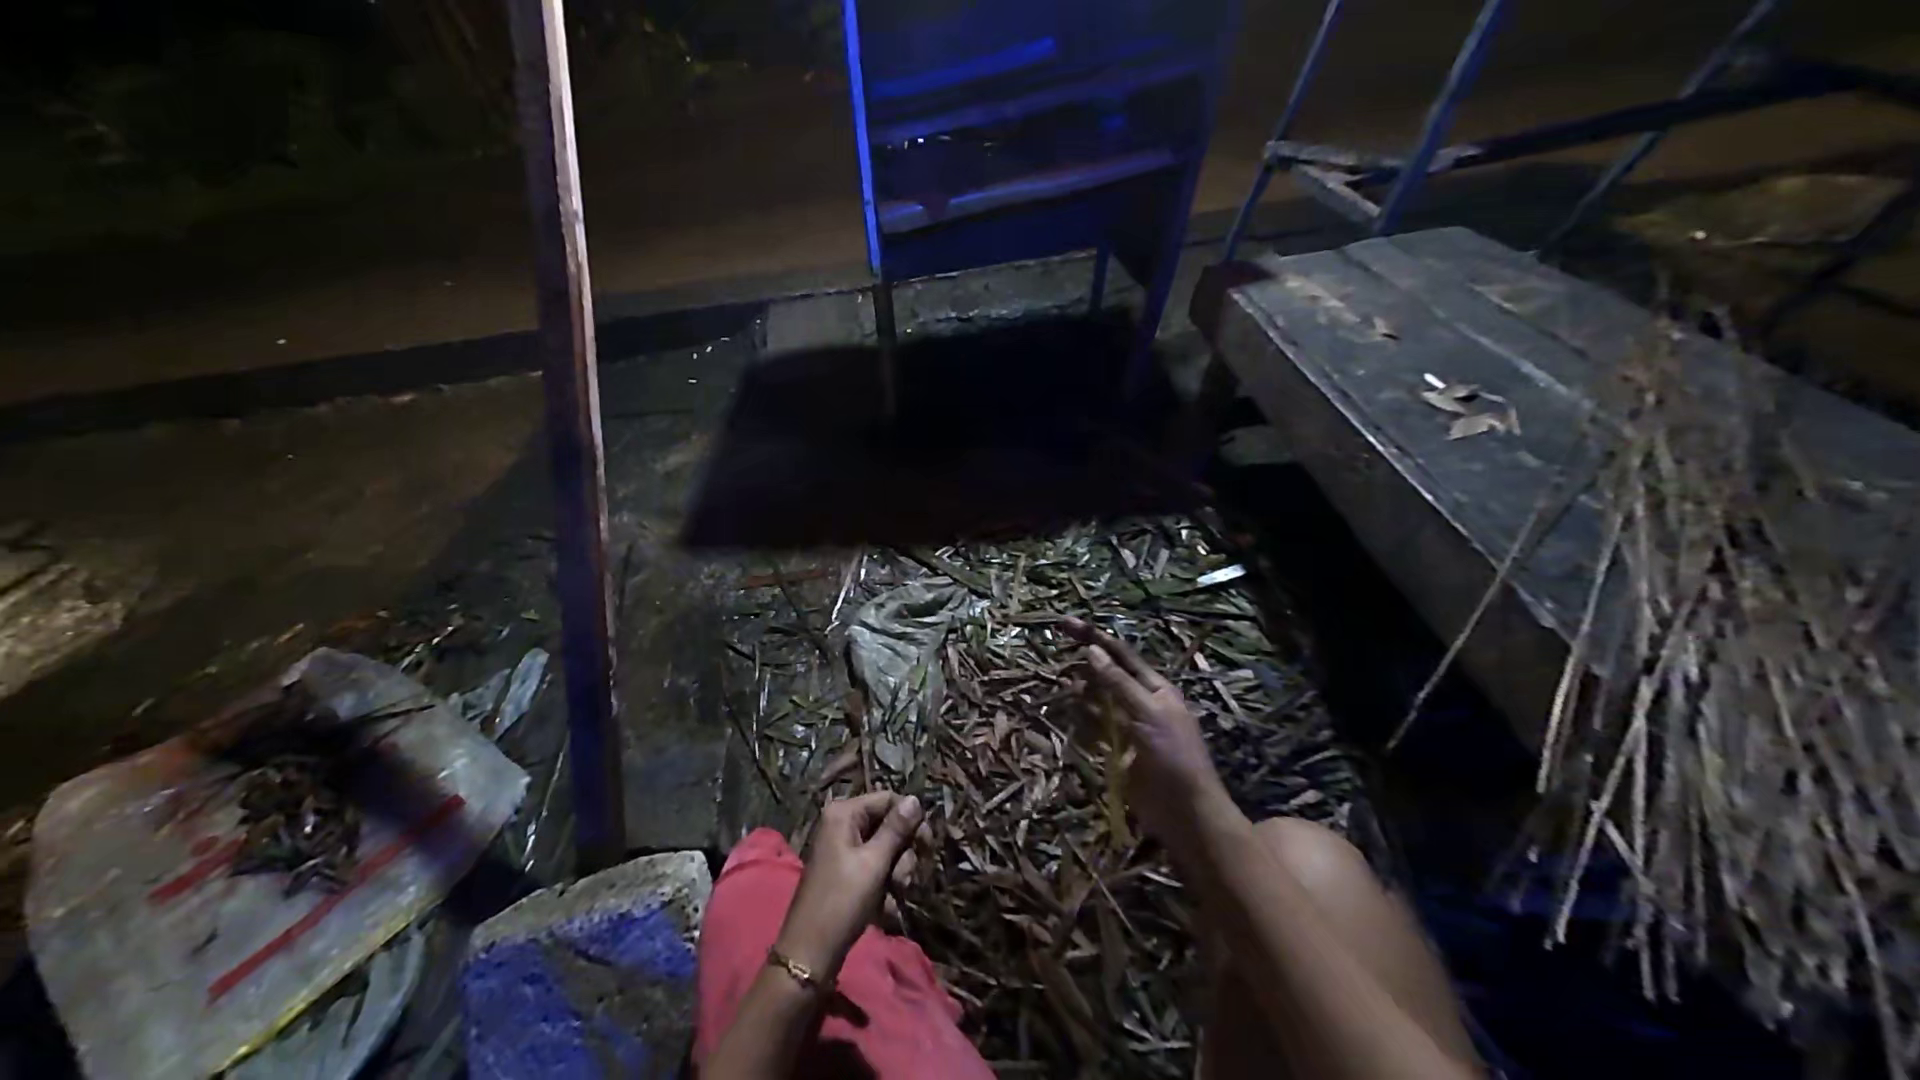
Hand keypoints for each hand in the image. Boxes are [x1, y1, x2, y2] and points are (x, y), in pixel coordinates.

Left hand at [776, 792, 925, 982]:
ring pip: (886, 848)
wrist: (811, 952)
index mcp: (844, 813)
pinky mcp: (847, 871)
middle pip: (889, 824)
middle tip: (905, 878)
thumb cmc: (842, 901)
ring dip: (897, 870)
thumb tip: (915, 799)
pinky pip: (876, 865)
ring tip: (895, 893)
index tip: (927, 846)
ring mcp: (844, 848)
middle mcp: (842, 824)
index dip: (911, 820)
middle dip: (903, 852)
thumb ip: (896, 829)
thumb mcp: (874, 862)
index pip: (889, 799)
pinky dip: (885, 881)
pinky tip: (887, 904)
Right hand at [1065, 618, 1226, 843]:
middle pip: (1104, 676)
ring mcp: (1126, 727)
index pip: (1120, 654)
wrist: (1185, 812)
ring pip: (1094, 702)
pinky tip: (1070, 723)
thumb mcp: (1148, 713)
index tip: (1064, 623)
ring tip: (1065, 693)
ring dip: (1079, 697)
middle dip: (1083, 669)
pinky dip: (1080, 723)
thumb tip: (1092, 649)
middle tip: (1059, 668)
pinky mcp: (1115, 750)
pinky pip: (1092, 729)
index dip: (1093, 637)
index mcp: (1154, 687)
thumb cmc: (1174, 756)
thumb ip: (1118, 682)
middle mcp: (1139, 702)